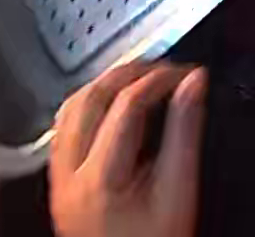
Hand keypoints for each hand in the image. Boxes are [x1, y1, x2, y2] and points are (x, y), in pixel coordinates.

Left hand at [51, 62, 207, 236]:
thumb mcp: (179, 187)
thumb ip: (186, 128)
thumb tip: (195, 80)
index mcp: (100, 178)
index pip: (128, 102)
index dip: (163, 77)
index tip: (189, 73)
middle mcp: (69, 177)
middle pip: (91, 98)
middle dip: (133, 71)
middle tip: (168, 68)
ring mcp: (58, 182)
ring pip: (71, 109)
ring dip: (108, 82)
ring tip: (144, 77)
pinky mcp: (60, 185)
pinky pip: (66, 127)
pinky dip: (92, 103)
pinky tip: (117, 102)